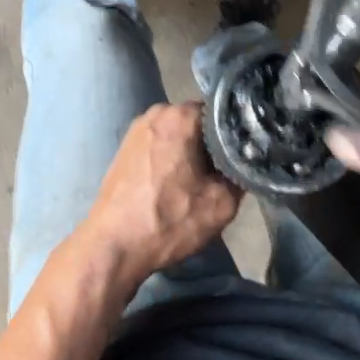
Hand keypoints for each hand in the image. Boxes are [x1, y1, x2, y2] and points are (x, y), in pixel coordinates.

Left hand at [79, 103, 241, 282]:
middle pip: (199, 122)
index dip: (238, 133)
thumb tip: (245, 161)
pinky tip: (178, 184)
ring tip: (203, 181)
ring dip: (192, 153)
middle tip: (226, 172)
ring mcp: (136, 129)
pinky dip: (172, 159)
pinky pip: (160, 145)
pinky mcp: (125, 148)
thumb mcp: (222, 203)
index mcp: (180, 116)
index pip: (223, 112)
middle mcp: (156, 113)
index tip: (247, 154)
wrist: (112, 246)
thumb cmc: (168, 221)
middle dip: (213, 144)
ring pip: (178, 134)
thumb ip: (240, 173)